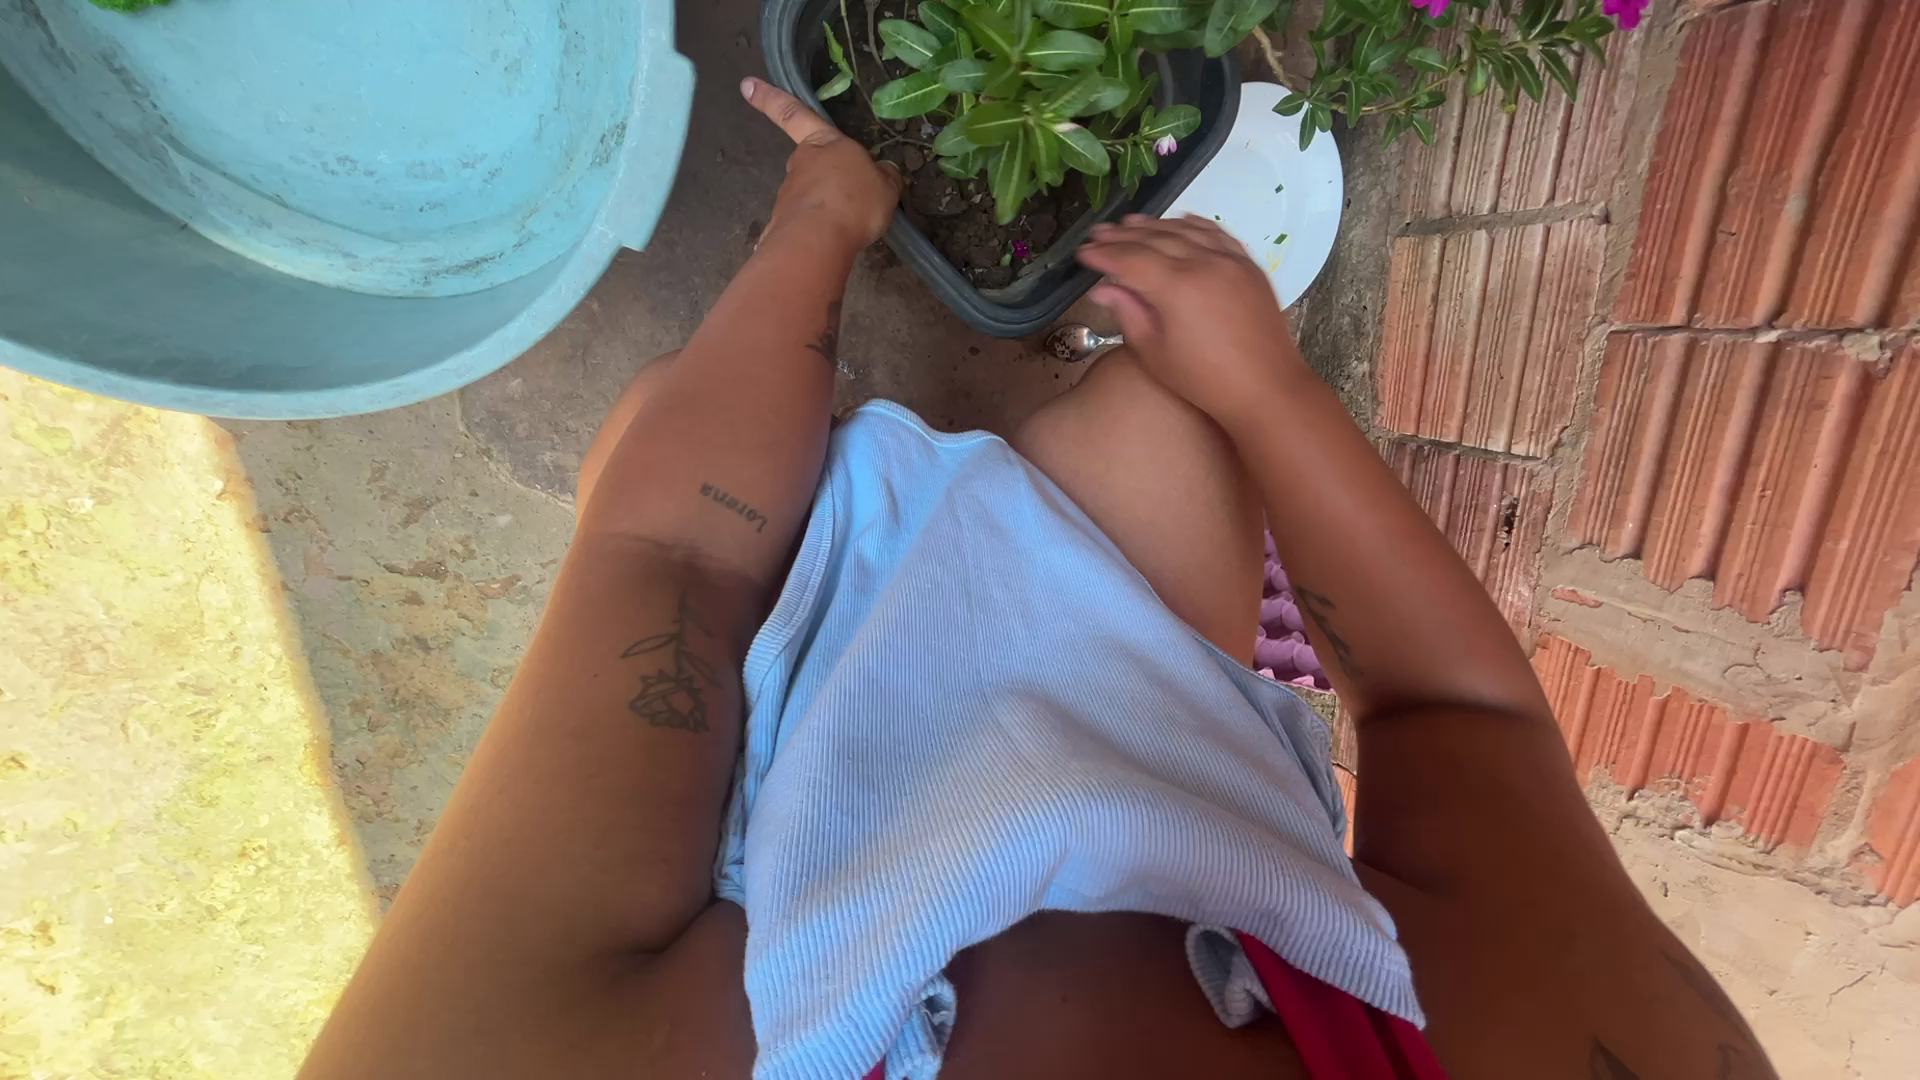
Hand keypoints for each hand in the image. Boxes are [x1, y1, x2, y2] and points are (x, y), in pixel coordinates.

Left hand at [741, 76, 901, 252]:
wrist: (820, 240)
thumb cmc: (854, 200)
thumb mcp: (885, 187)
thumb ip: (885, 177)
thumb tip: (885, 172)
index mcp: (821, 142)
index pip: (792, 113)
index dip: (769, 98)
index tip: (745, 86)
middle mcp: (800, 164)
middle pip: (809, 165)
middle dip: (822, 178)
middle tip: (846, 198)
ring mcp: (788, 195)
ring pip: (808, 197)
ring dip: (824, 209)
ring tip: (847, 229)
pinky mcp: (782, 225)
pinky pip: (804, 226)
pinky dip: (816, 234)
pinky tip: (830, 247)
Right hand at [1076, 215, 1304, 423]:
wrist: (1265, 387)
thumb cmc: (1203, 380)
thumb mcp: (1154, 353)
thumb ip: (1128, 314)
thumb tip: (1103, 290)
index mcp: (1178, 287)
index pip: (1131, 260)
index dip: (1104, 255)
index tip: (1082, 252)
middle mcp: (1205, 262)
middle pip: (1156, 239)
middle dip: (1123, 236)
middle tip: (1098, 232)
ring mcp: (1231, 260)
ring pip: (1186, 230)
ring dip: (1155, 225)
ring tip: (1129, 223)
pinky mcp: (1248, 266)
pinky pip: (1216, 233)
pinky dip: (1193, 224)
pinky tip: (1179, 221)